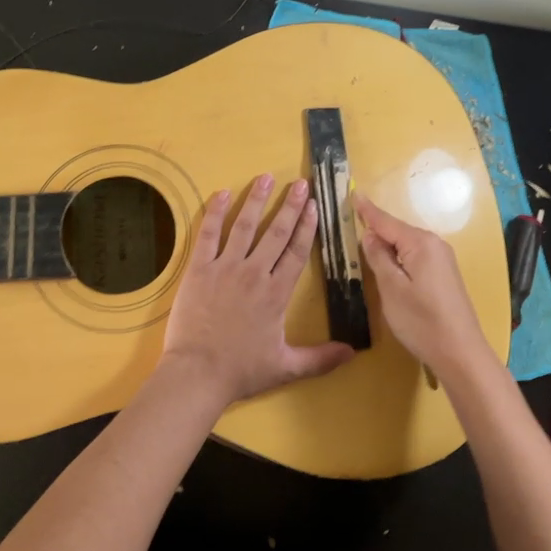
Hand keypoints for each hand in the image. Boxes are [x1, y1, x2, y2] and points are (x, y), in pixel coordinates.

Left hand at [161, 174, 355, 405]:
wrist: (197, 373)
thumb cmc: (241, 371)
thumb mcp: (286, 368)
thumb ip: (320, 358)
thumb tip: (353, 353)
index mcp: (276, 294)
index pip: (296, 252)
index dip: (306, 227)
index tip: (314, 205)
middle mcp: (254, 273)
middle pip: (276, 233)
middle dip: (289, 206)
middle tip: (299, 183)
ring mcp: (225, 268)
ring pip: (244, 227)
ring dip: (256, 200)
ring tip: (265, 177)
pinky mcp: (199, 269)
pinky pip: (208, 235)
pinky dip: (215, 213)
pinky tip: (222, 193)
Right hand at [355, 193, 490, 374]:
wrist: (461, 353)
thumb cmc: (421, 321)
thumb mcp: (391, 288)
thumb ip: (378, 257)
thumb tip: (370, 235)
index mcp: (420, 243)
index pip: (385, 221)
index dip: (366, 210)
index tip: (352, 193)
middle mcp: (434, 244)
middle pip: (397, 231)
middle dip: (376, 229)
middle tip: (352, 225)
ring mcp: (443, 260)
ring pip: (406, 245)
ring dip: (388, 246)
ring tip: (366, 249)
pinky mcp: (445, 275)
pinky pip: (416, 256)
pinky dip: (400, 258)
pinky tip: (391, 268)